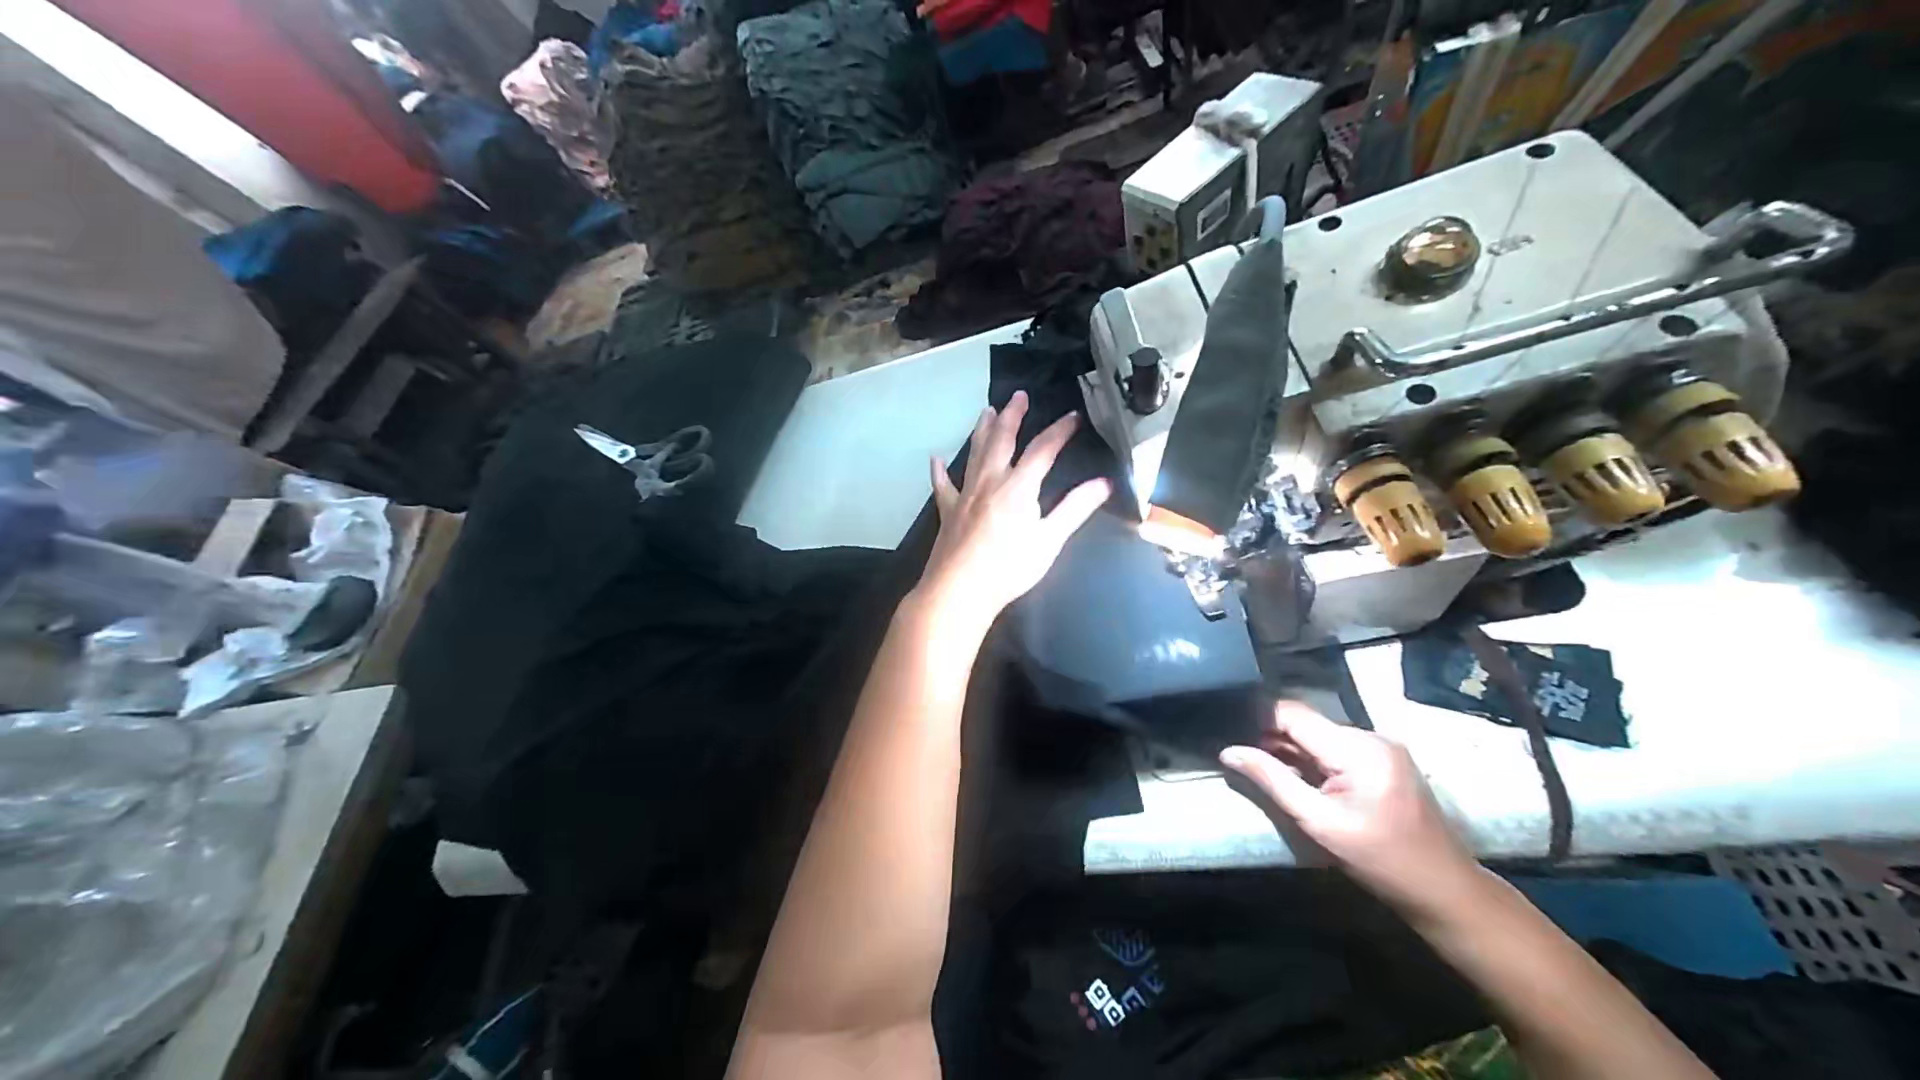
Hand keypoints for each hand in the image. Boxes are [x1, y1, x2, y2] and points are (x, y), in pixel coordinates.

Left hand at [918, 391, 1111, 628]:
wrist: (959, 590)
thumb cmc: (1008, 568)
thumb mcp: (1049, 541)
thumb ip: (1075, 509)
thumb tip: (1103, 484)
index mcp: (1018, 487)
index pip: (1043, 450)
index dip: (1060, 431)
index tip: (1074, 416)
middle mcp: (989, 481)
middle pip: (1002, 440)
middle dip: (1013, 416)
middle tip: (1018, 396)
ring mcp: (965, 494)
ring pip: (974, 454)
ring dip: (982, 431)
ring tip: (986, 411)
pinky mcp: (948, 511)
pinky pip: (943, 485)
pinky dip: (940, 471)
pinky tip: (936, 460)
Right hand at [1219, 702, 1481, 920]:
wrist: (1444, 890)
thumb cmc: (1379, 861)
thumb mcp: (1318, 822)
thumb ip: (1272, 780)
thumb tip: (1228, 752)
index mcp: (1357, 749)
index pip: (1293, 713)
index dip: (1258, 719)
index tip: (1230, 734)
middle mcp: (1371, 737)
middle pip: (1306, 723)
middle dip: (1272, 737)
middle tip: (1243, 758)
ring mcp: (1381, 747)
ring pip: (1319, 734)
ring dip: (1292, 750)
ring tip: (1266, 770)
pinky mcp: (1384, 759)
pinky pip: (1336, 747)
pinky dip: (1313, 759)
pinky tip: (1300, 780)